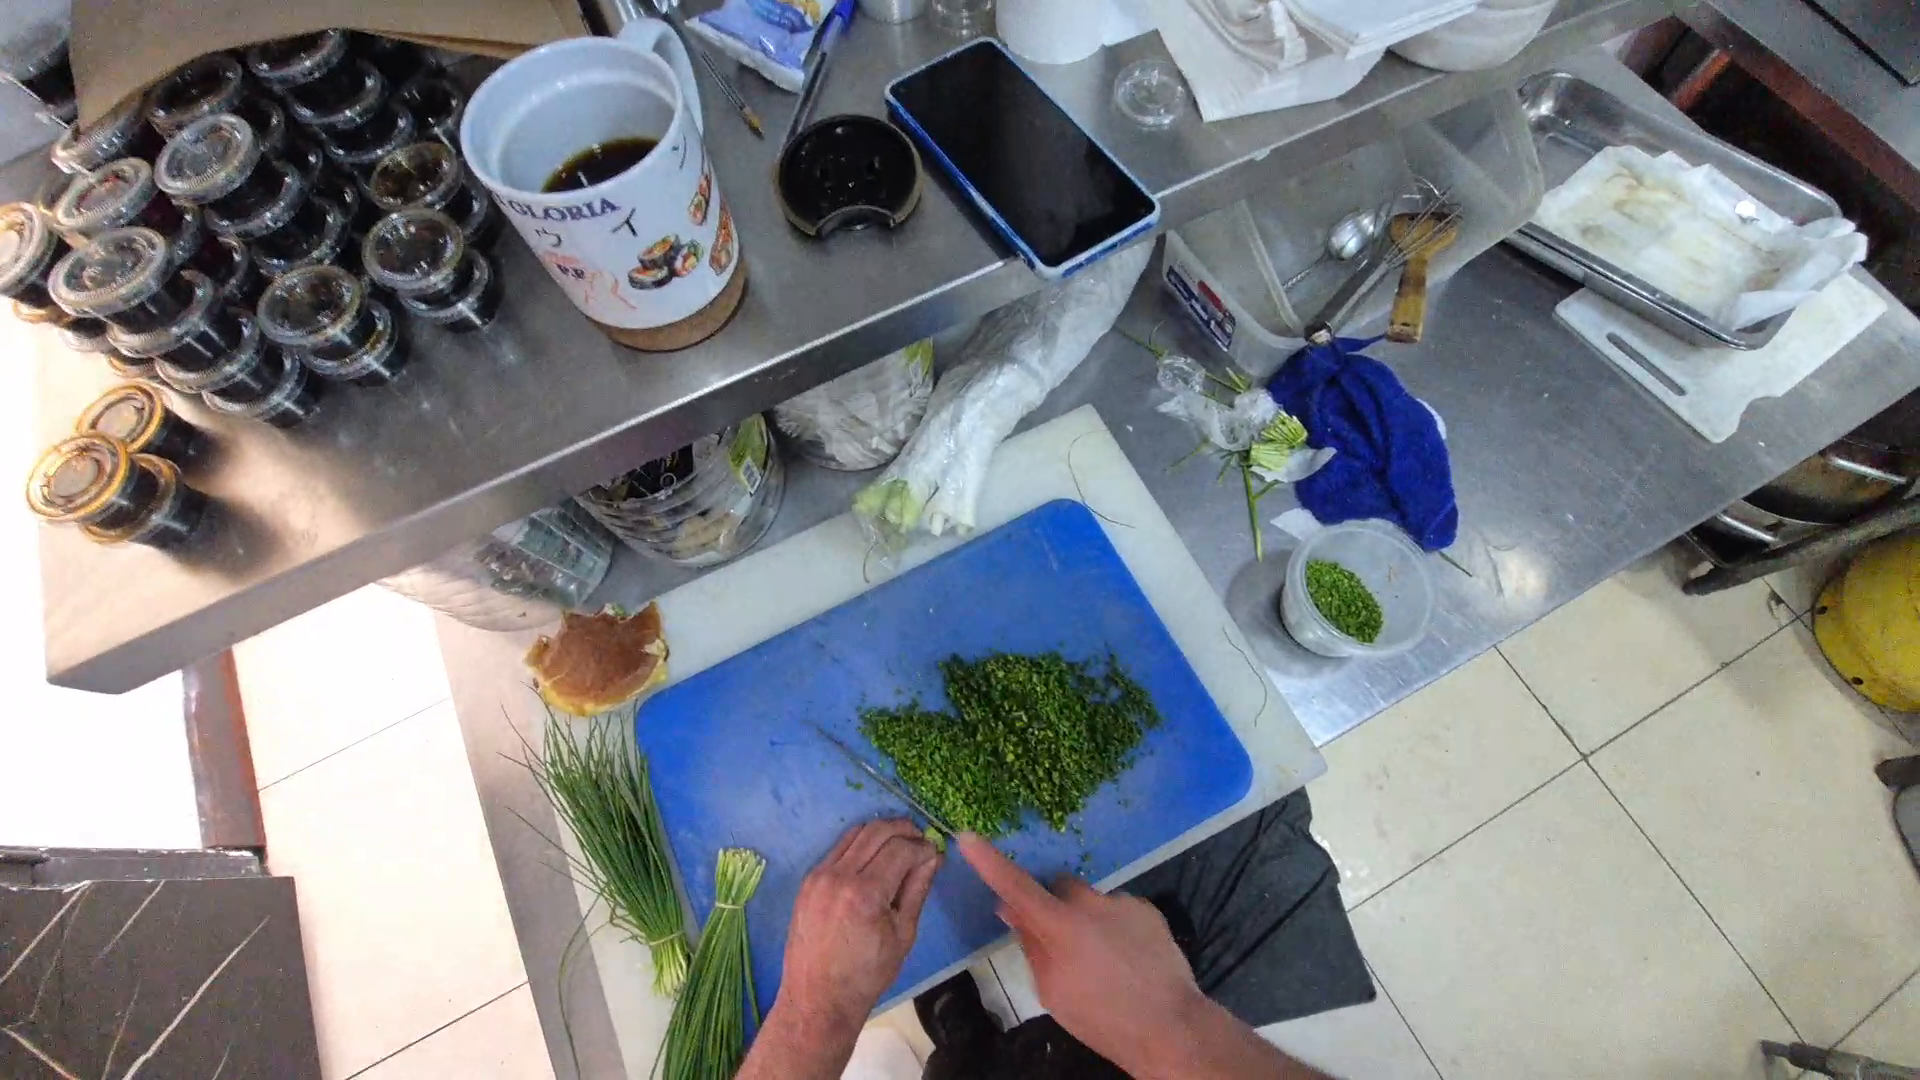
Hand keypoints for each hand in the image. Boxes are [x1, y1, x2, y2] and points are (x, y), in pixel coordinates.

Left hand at [779, 818, 943, 1030]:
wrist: (817, 999)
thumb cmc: (867, 974)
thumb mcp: (903, 935)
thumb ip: (917, 889)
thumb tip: (932, 857)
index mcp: (865, 894)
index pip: (901, 849)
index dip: (922, 846)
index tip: (934, 852)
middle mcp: (840, 876)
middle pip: (878, 831)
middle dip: (905, 829)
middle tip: (921, 838)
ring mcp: (820, 875)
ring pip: (857, 832)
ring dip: (882, 830)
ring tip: (900, 841)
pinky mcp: (809, 879)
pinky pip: (839, 847)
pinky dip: (861, 843)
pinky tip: (874, 855)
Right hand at [959, 834, 1323, 1079]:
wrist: (1171, 1027)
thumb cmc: (1102, 1018)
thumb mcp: (1053, 991)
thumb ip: (1030, 944)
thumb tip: (1011, 909)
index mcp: (1060, 926)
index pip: (1015, 887)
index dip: (989, 862)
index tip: (967, 836)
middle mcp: (1089, 902)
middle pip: (1058, 888)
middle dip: (1055, 906)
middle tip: (1063, 943)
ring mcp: (1121, 901)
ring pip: (1091, 900)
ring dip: (1088, 919)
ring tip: (1105, 961)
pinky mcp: (1146, 908)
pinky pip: (1118, 909)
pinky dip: (1116, 927)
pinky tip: (1128, 959)